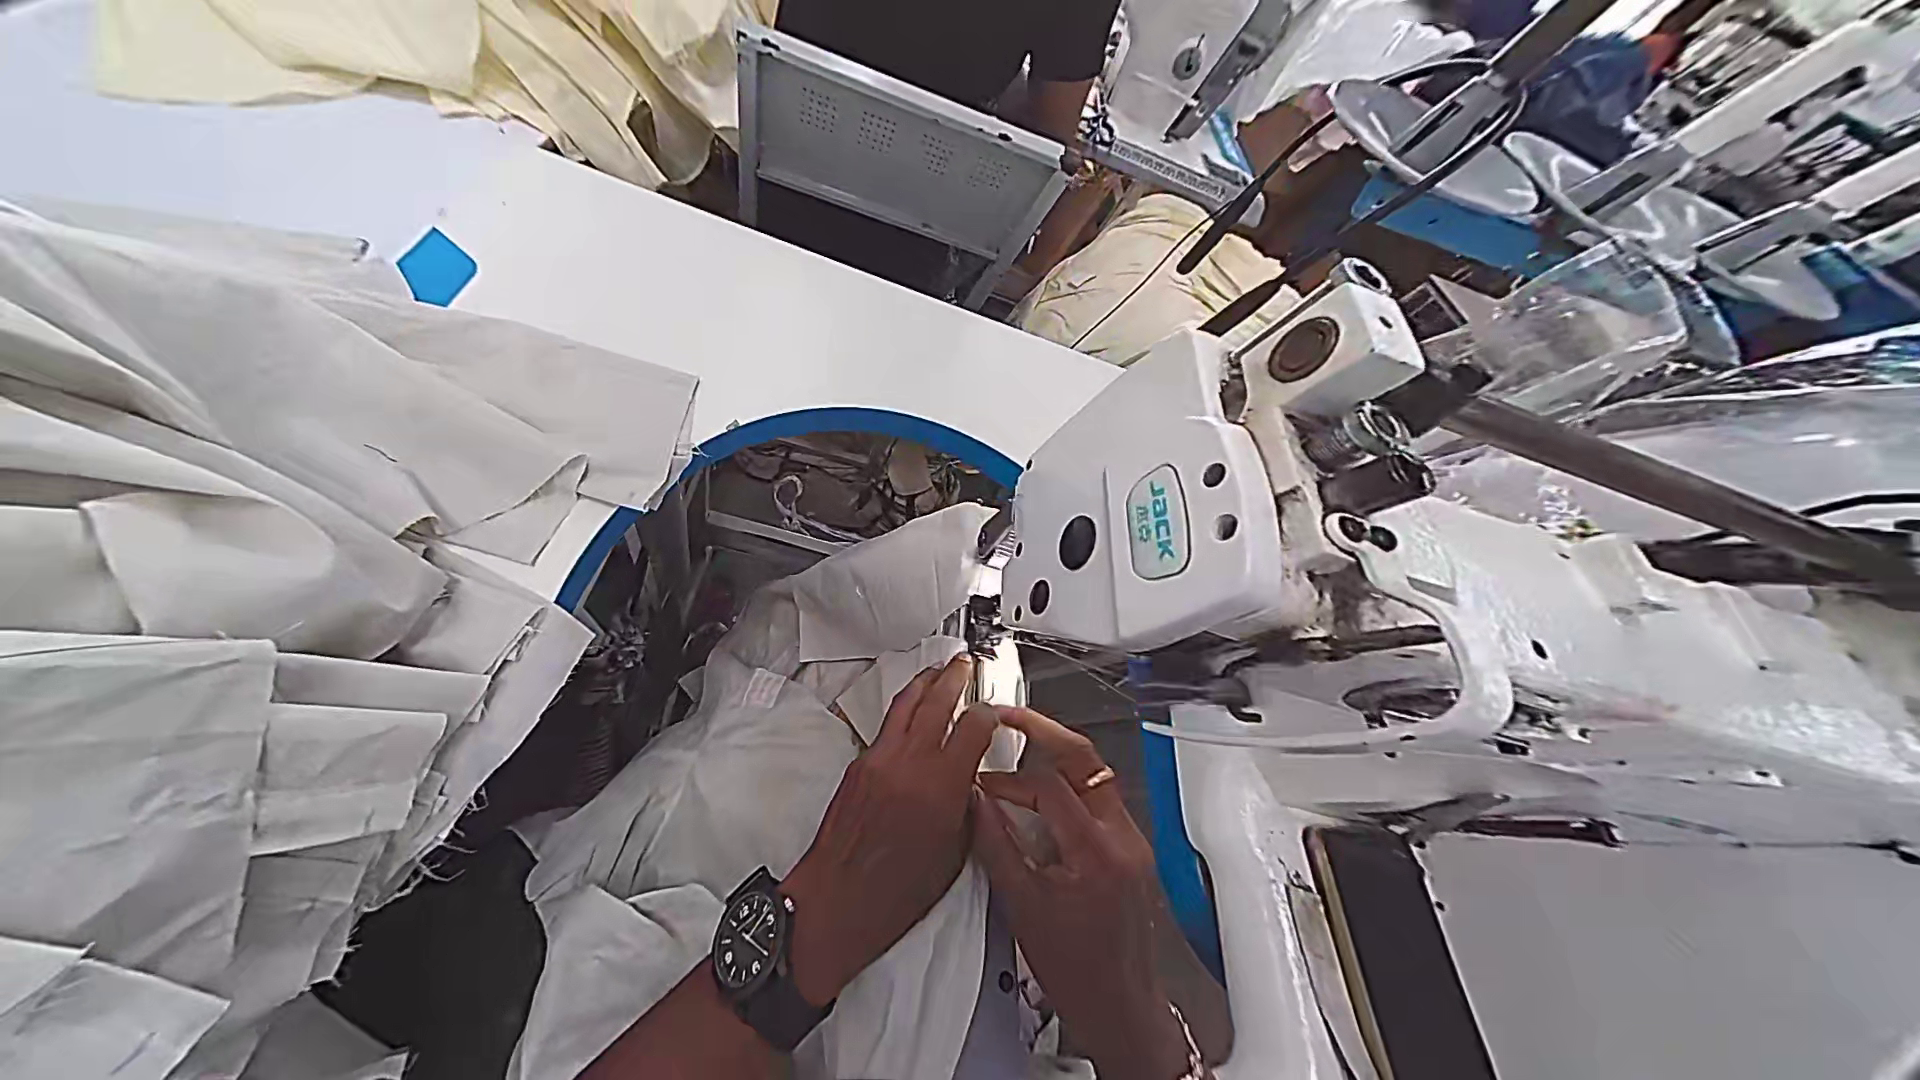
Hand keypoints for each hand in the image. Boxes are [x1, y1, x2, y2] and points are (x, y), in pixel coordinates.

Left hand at [779, 655, 997, 1006]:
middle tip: (964, 664)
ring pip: (907, 703)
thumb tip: (970, 782)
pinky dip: (904, 706)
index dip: (988, 714)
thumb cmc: (894, 892)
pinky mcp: (860, 763)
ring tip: (938, 670)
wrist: (837, 899)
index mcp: (942, 786)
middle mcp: (911, 762)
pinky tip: (911, 707)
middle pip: (938, 701)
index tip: (992, 713)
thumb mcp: (952, 853)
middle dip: (955, 677)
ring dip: (925, 682)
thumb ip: (966, 807)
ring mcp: (882, 758)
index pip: (973, 727)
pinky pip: (887, 723)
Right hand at [972, 707, 1194, 1079]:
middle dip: (1045, 731)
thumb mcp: (1023, 906)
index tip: (982, 783)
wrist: (1121, 1008)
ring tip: (1022, 746)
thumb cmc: (1078, 972)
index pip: (1049, 787)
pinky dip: (1067, 786)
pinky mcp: (1129, 847)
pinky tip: (1041, 795)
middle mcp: (1122, 837)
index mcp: (1097, 851)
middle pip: (1086, 760)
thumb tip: (976, 803)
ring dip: (1057, 758)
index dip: (1008, 779)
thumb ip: (997, 845)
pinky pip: (1098, 798)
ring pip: (1094, 774)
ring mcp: (1131, 840)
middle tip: (1012, 716)